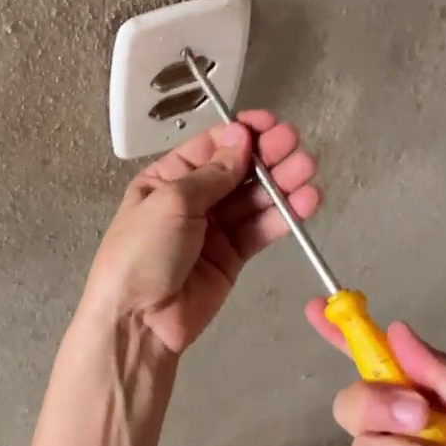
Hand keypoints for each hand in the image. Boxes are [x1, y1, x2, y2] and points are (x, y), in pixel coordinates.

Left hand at [83, 111, 320, 355]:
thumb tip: (240, 138)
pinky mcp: (233, 256)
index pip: (211, 147)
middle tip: (294, 144)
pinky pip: (261, 229)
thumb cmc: (142, 253)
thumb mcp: (170, 203)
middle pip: (237, 170)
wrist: (138, 322)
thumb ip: (211, 174)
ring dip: (281, 183)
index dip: (242, 134)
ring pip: (254, 198)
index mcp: (166, 178)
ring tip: (307, 170)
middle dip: (267, 155)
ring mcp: (214, 229)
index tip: (271, 123)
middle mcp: (192, 199)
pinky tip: (306, 202)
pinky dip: (284, 216)